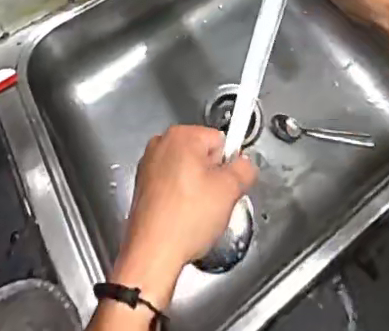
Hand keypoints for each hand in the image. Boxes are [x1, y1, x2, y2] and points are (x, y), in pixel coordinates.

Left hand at [115, 126, 257, 283]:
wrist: (152, 253)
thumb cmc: (186, 219)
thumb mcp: (229, 191)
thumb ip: (245, 170)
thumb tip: (246, 164)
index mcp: (182, 135)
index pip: (219, 139)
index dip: (229, 163)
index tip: (229, 182)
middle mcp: (161, 143)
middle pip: (202, 153)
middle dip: (212, 176)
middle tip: (214, 201)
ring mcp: (149, 164)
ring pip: (186, 169)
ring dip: (195, 188)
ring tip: (196, 213)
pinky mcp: (142, 185)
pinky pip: (171, 183)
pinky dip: (179, 197)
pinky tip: (182, 217)